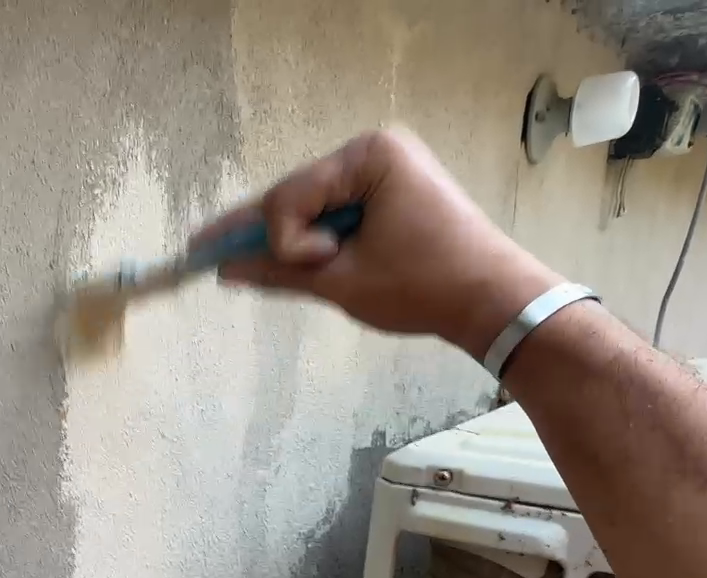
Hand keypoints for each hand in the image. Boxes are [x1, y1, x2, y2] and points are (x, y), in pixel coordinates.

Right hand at [193, 129, 561, 358]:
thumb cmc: (421, 286)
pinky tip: (291, 258)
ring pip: (304, 208)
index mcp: (368, 156)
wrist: (490, 298)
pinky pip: (327, 213)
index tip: (317, 265)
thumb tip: (223, 270)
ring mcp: (379, 169)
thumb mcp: (340, 282)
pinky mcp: (383, 191)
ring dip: (290, 242)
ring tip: (269, 268)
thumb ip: (276, 271)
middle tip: (216, 262)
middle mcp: (371, 150)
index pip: (288, 196)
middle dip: (274, 237)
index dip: (284, 240)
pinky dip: (310, 240)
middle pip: (291, 197)